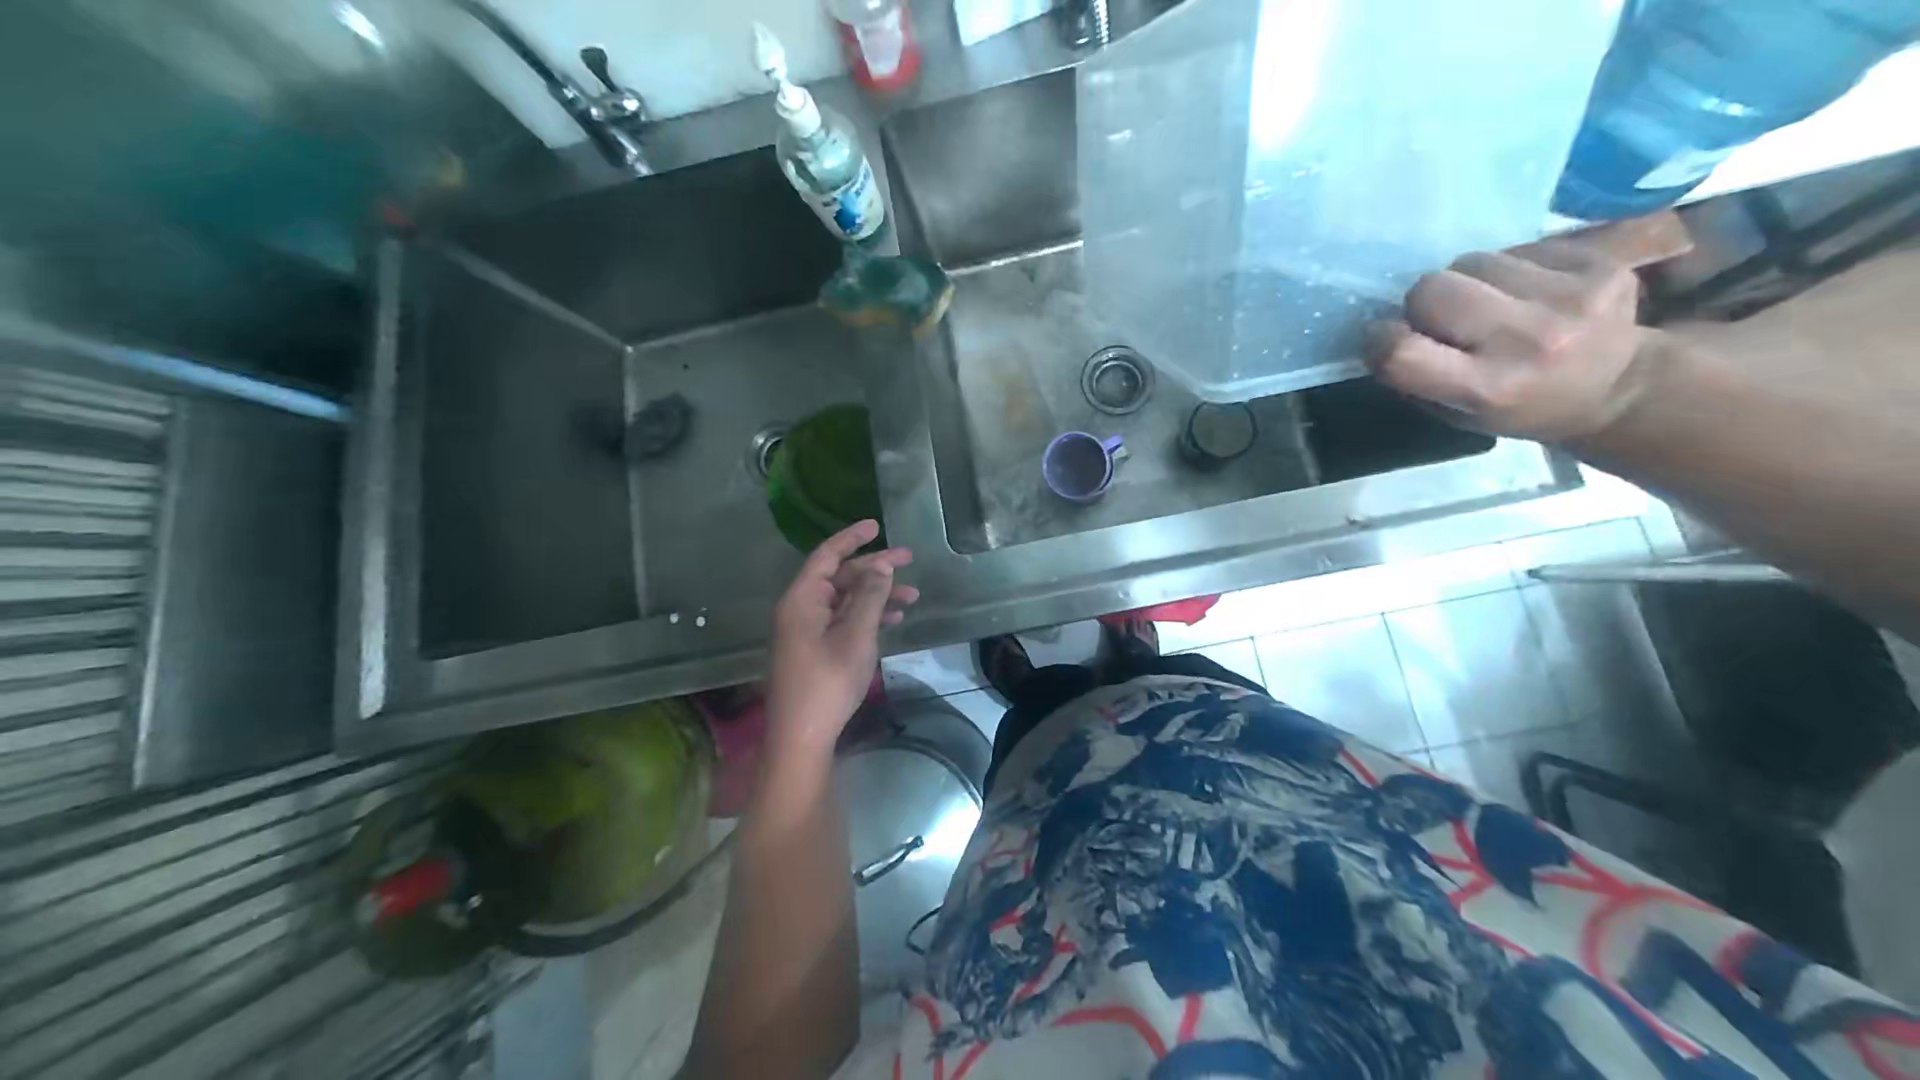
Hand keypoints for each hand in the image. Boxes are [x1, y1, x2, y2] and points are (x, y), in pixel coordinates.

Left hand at [764, 520, 917, 759]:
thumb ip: (869, 597)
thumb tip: (882, 565)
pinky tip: (893, 620)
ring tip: (912, 597)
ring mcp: (807, 631)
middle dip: (874, 568)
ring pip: (844, 601)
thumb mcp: (855, 636)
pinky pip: (842, 621)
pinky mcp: (814, 649)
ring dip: (876, 595)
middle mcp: (801, 609)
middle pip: (839, 577)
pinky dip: (866, 616)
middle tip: (909, 558)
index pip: (827, 556)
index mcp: (802, 599)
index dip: (851, 538)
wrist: (802, 736)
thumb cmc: (827, 682)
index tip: (876, 525)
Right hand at [1365, 235, 1661, 441]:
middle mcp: (1528, 340)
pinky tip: (1527, 292)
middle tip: (1443, 321)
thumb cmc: (1515, 407)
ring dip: (1466, 282)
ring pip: (1471, 261)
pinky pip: (1518, 248)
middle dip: (1423, 303)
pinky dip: (1508, 268)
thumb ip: (1413, 373)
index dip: (1380, 339)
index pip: (1400, 352)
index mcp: (1486, 388)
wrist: (1618, 387)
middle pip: (1430, 289)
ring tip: (1490, 304)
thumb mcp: (1452, 411)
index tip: (1385, 339)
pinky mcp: (1599, 264)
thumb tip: (1385, 326)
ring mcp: (1570, 297)